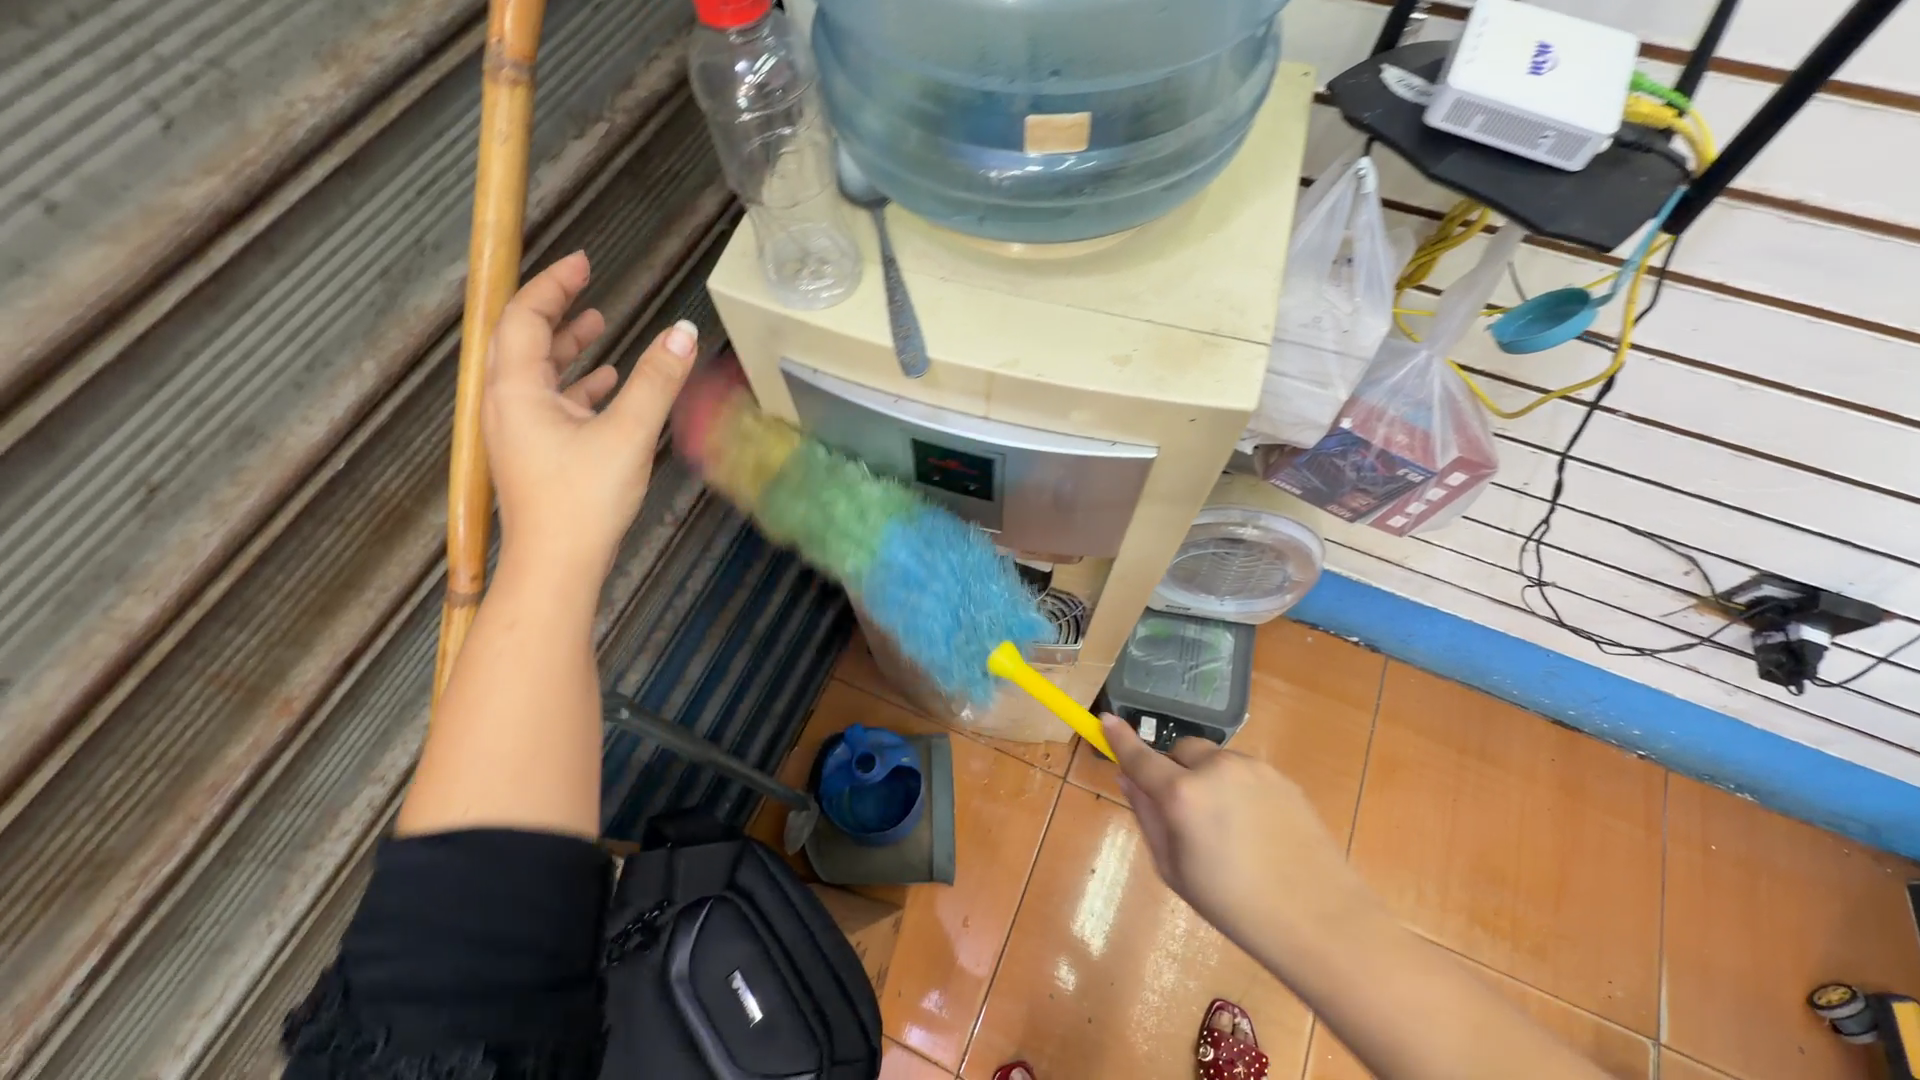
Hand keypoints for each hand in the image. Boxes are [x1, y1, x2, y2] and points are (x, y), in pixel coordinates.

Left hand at [483, 252, 697, 577]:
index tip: (582, 262)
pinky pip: (551, 403)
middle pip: (524, 341)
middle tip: (586, 285)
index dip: (552, 285)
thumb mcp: (627, 435)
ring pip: (537, 373)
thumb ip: (656, 380)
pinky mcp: (535, 454)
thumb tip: (684, 333)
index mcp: (516, 390)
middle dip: (556, 310)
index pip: (524, 317)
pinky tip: (607, 383)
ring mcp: (519, 432)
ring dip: (566, 347)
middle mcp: (507, 405)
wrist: (556, 567)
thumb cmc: (582, 501)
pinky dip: (577, 385)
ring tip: (598, 325)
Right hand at [1102, 715, 1377, 953]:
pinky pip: (1244, 773)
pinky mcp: (1282, 777)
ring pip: (1215, 760)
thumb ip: (1148, 817)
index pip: (1140, 756)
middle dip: (1173, 771)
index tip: (1104, 719)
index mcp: (1182, 795)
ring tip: (1226, 829)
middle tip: (1182, 813)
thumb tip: (1129, 780)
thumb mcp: (1174, 870)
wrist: (1318, 917)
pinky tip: (1254, 830)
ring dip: (1207, 779)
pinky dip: (1236, 789)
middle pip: (1180, 751)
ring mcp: (1253, 768)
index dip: (1119, 738)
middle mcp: (1215, 768)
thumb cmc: (1234, 905)